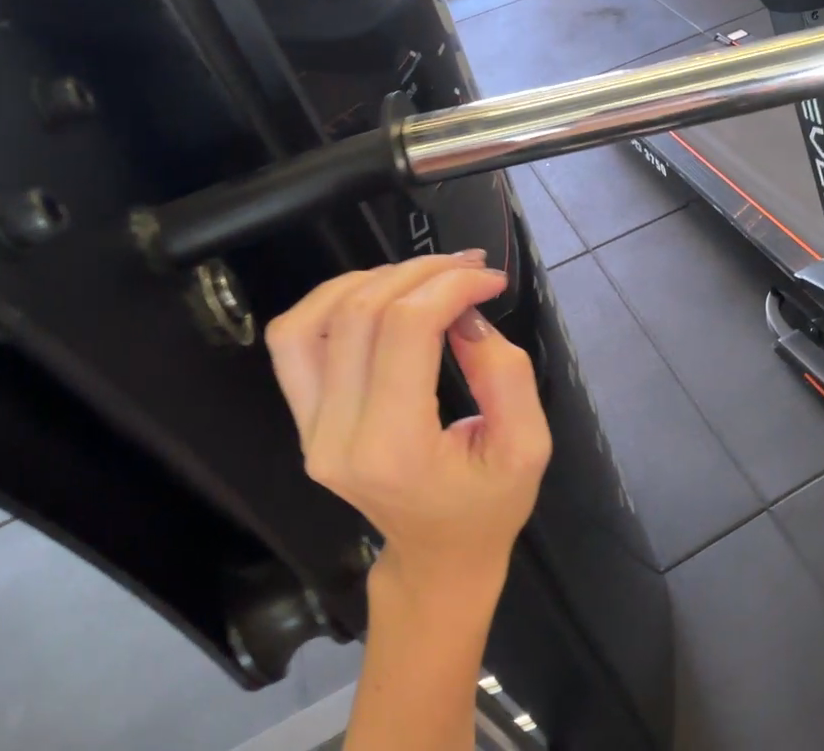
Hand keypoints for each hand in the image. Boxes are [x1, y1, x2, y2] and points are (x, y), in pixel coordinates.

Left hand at [265, 251, 551, 600]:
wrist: (438, 557)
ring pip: (314, 320)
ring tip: (424, 275)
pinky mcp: (303, 421)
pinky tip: (377, 294)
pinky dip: (331, 301)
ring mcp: (310, 430)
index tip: (492, 280)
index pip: (406, 330)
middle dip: (421, 272)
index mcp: (395, 448)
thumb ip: (505, 374)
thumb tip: (465, 313)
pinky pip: (295, 341)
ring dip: (372, 279)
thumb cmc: (489, 506)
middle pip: (361, 313)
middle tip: (469, 267)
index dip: (450, 285)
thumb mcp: (528, 445)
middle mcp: (336, 436)